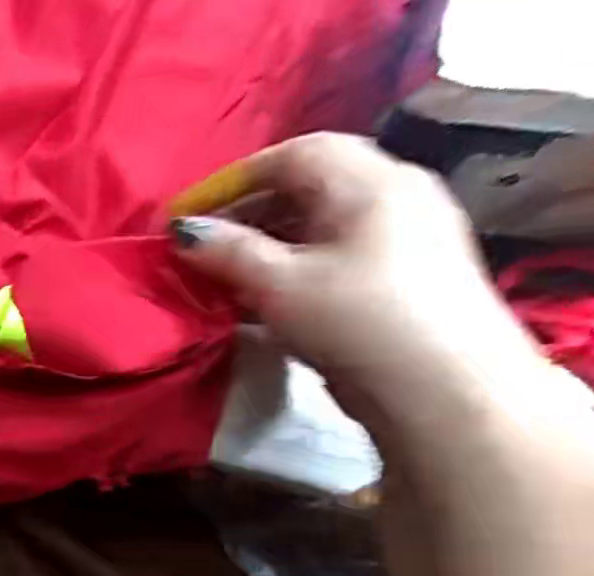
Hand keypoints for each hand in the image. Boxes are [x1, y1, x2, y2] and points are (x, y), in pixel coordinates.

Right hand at [171, 134, 541, 401]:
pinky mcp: (392, 268)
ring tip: (216, 271)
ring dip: (260, 238)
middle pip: (306, 183)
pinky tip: (255, 289)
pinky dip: (284, 257)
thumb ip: (227, 251)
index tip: (184, 215)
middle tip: (194, 245)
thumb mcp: (278, 283)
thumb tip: (182, 231)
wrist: (436, 378)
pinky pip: (327, 246)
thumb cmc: (353, 318)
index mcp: (371, 184)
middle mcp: (392, 194)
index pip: (296, 154)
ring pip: (315, 218)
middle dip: (242, 209)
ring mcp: (398, 232)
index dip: (233, 178)